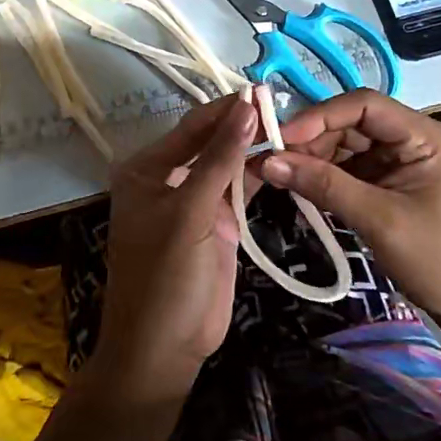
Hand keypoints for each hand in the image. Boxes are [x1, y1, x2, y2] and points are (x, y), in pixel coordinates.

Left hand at [95, 92, 260, 395]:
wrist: (164, 349)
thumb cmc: (164, 277)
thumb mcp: (189, 214)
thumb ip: (219, 159)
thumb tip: (246, 106)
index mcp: (147, 169)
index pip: (192, 127)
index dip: (227, 108)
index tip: (265, 91)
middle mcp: (169, 179)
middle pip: (211, 141)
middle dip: (243, 124)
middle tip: (286, 107)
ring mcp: (195, 202)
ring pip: (228, 164)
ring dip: (254, 148)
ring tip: (292, 126)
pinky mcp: (218, 223)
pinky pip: (239, 189)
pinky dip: (259, 174)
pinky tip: (285, 158)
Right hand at [256, 89, 440, 331]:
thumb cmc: (438, 261)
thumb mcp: (378, 220)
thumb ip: (324, 185)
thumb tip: (267, 161)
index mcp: (425, 136)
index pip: (365, 105)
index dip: (320, 116)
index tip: (281, 138)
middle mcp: (415, 140)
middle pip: (354, 124)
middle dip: (314, 140)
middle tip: (274, 162)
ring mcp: (405, 163)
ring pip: (351, 147)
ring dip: (318, 160)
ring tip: (281, 176)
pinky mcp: (395, 186)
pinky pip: (355, 171)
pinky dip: (329, 178)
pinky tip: (304, 188)